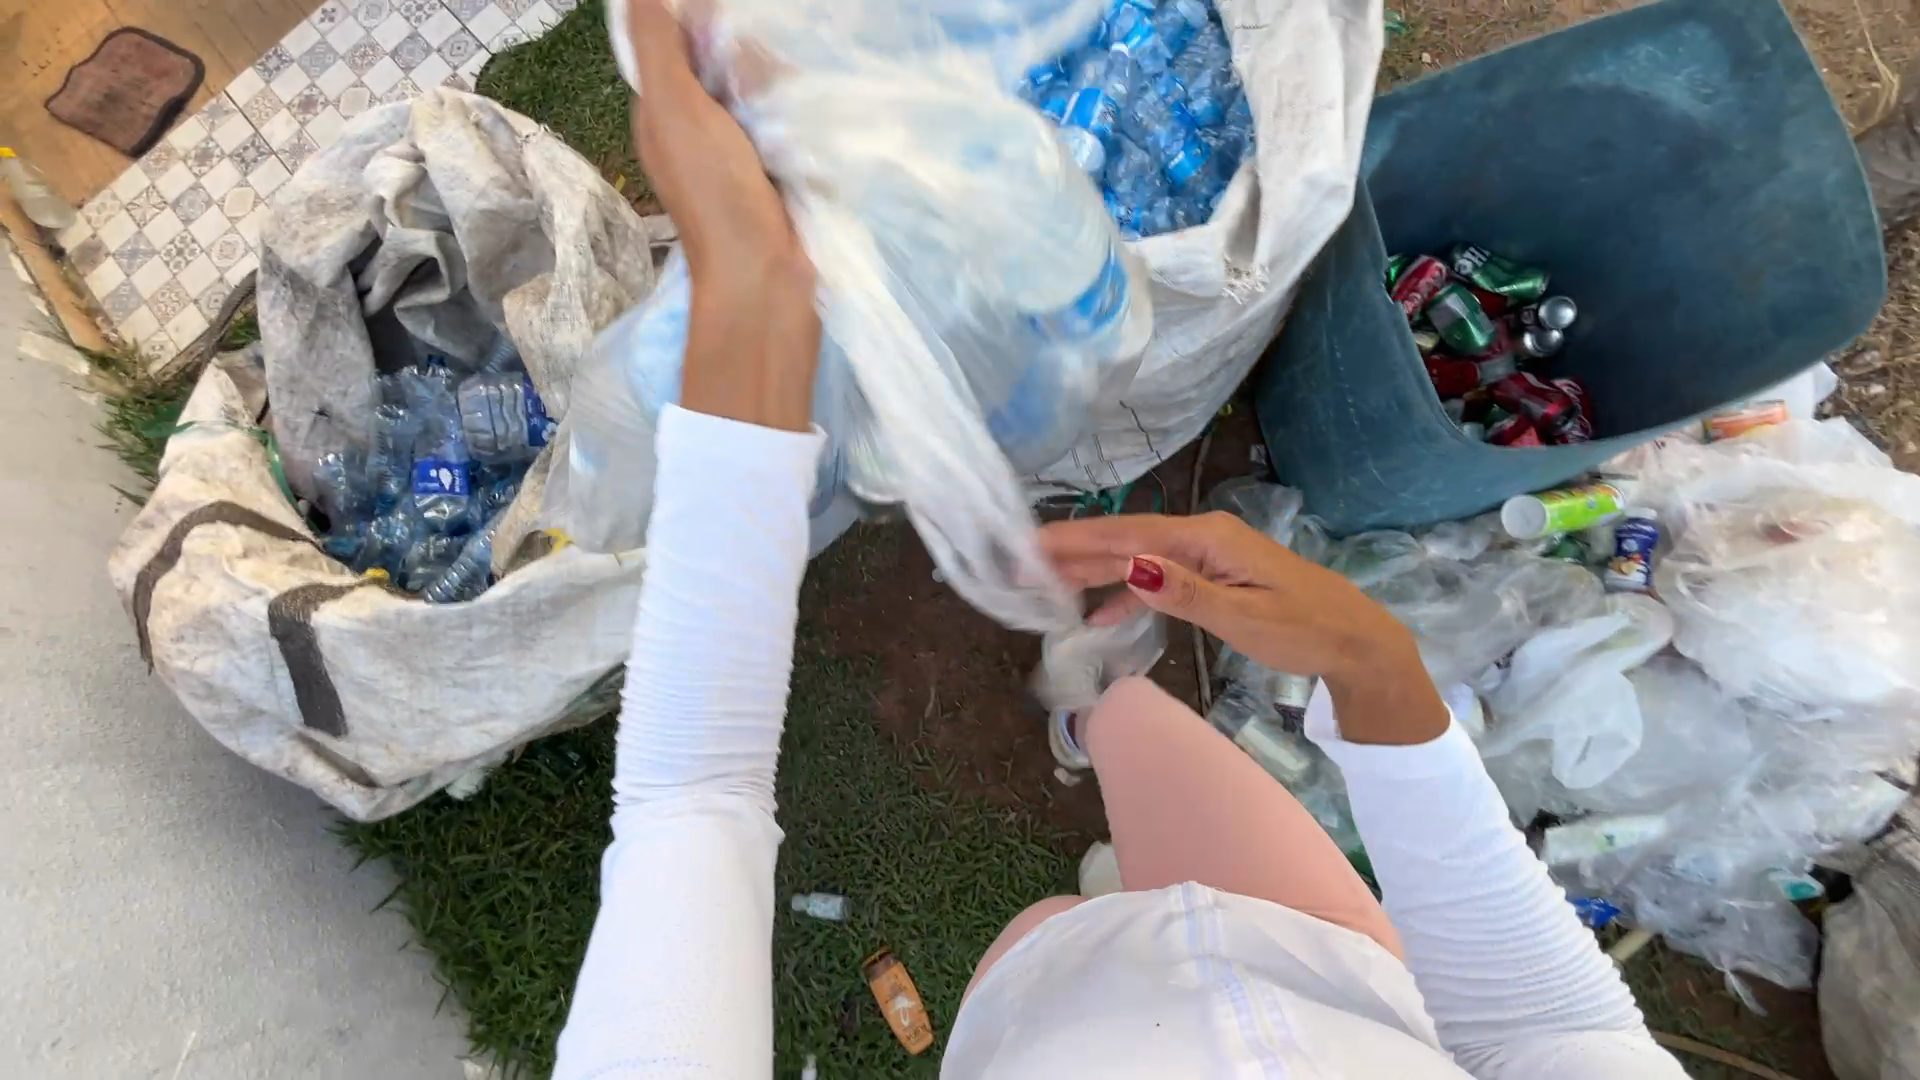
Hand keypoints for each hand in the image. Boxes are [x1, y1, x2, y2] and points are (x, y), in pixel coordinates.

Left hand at [624, 0, 818, 431]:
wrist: (766, 276)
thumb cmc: (716, 194)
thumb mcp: (674, 107)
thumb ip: (657, 43)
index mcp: (662, 112)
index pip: (678, 43)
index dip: (703, 29)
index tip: (730, 44)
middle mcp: (699, 130)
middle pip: (726, 65)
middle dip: (749, 66)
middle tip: (759, 98)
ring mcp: (741, 156)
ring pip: (763, 95)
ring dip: (780, 97)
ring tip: (786, 125)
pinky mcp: (778, 177)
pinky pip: (789, 128)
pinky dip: (799, 126)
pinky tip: (805, 137)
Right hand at [1038, 512, 1449, 744]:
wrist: (1355, 641)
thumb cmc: (1303, 629)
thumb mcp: (1243, 616)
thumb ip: (1185, 591)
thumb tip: (1132, 568)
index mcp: (1206, 539)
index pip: (1129, 536)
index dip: (1078, 540)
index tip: (1034, 543)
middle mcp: (1199, 538)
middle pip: (1125, 542)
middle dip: (1074, 552)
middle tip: (1022, 561)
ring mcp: (1203, 556)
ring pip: (1136, 559)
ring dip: (1093, 571)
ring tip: (1046, 580)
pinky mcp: (1209, 576)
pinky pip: (1156, 579)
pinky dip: (1126, 593)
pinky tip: (1100, 611)